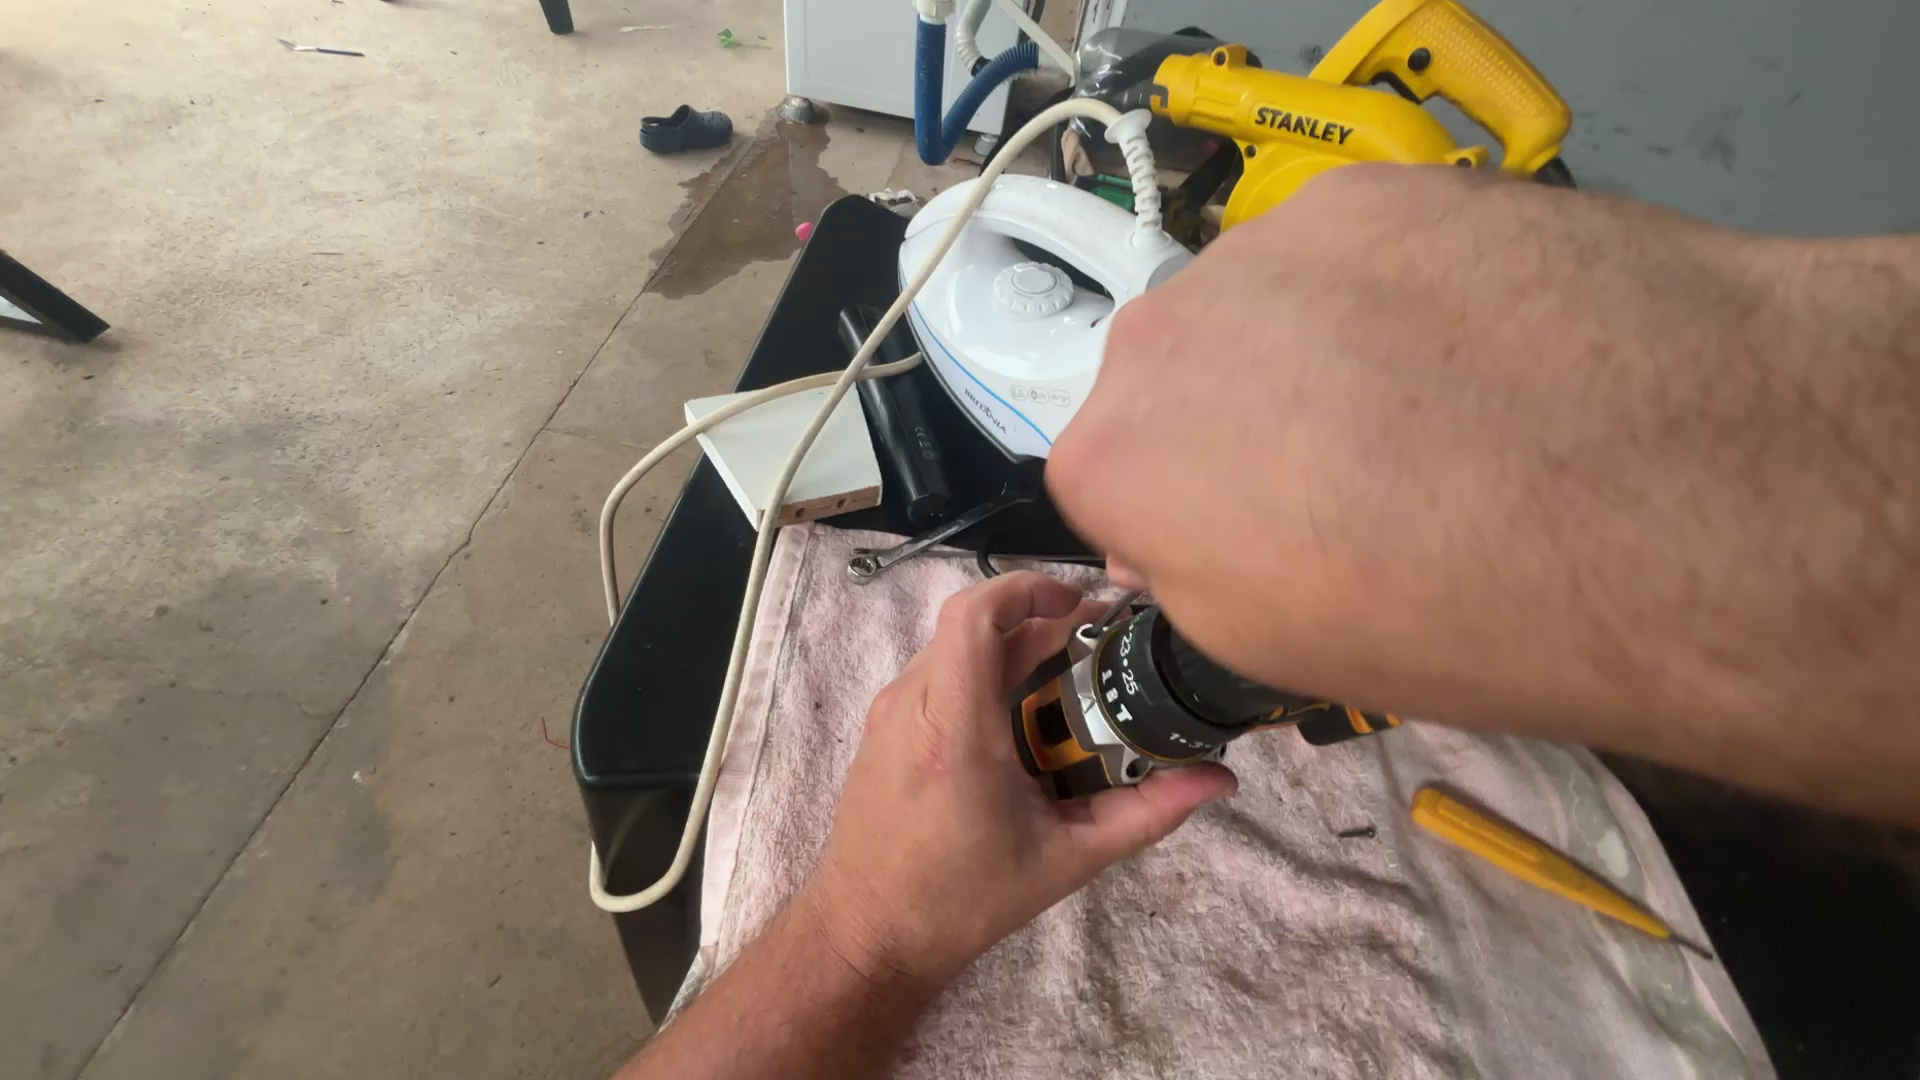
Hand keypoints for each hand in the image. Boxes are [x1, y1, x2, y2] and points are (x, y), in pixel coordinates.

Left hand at [793, 572, 1236, 988]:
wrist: (867, 929)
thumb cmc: (963, 900)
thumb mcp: (1065, 860)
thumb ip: (1145, 814)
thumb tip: (1217, 780)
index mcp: (955, 729)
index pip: (974, 616)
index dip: (1026, 588)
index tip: (1079, 603)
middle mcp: (913, 703)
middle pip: (971, 621)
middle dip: (1035, 615)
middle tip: (1092, 637)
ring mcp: (890, 709)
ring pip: (952, 642)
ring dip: (1008, 640)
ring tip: (1062, 667)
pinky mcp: (882, 722)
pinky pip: (936, 668)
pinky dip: (980, 664)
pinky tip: (1016, 704)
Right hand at [1050, 165, 1919, 821]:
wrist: (1668, 497)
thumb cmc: (1437, 606)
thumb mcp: (1254, 644)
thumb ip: (1175, 569)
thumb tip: (1169, 526)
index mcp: (1110, 459)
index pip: (1099, 479)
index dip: (1165, 513)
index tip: (1232, 532)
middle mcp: (1153, 341)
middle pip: (1162, 386)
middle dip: (1216, 430)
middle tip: (1324, 474)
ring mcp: (1256, 252)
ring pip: (1240, 314)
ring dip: (1289, 358)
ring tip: (1405, 411)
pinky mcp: (1362, 191)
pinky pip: (1326, 255)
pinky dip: (1366, 296)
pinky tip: (1450, 347)